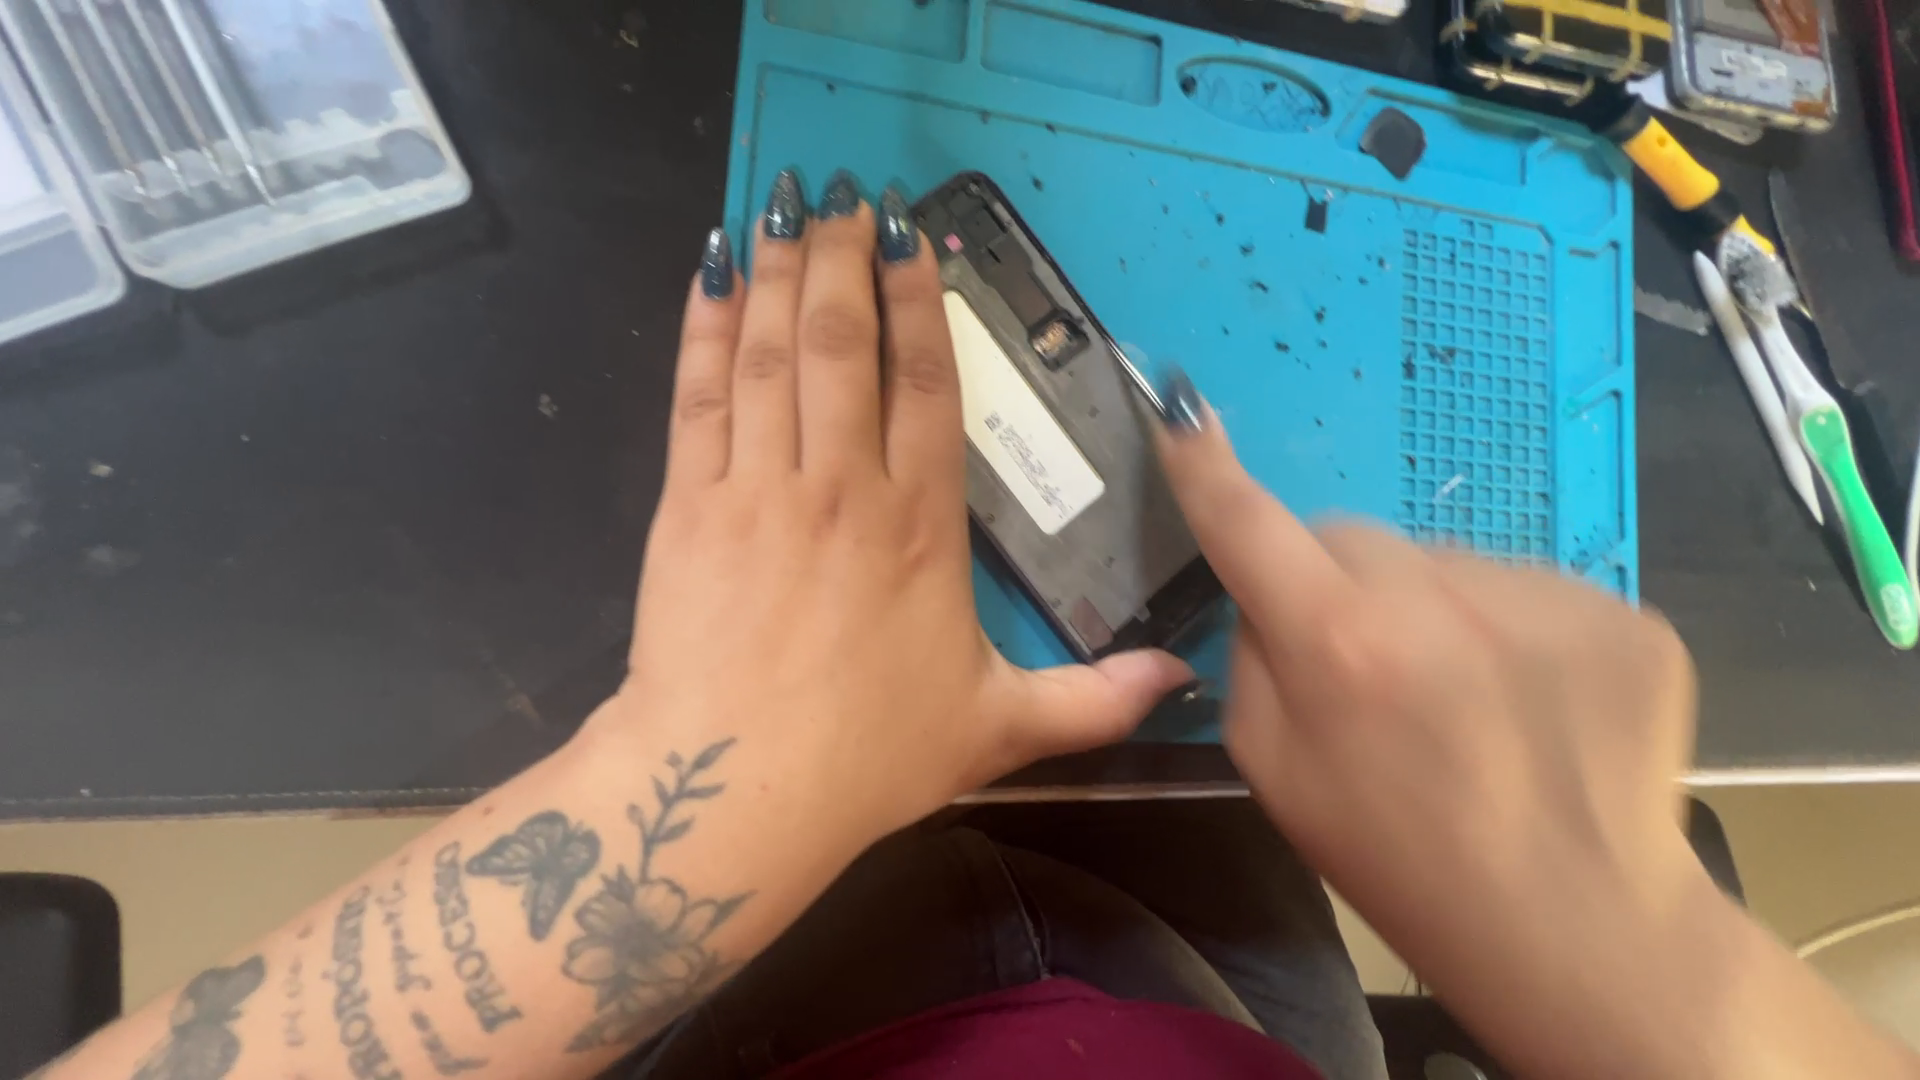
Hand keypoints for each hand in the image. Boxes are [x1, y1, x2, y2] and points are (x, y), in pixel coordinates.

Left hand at [594, 171, 1190, 849]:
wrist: (735, 791)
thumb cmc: (869, 758)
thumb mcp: (998, 731)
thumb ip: (1095, 701)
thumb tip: (1183, 682)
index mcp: (922, 528)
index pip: (926, 388)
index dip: (919, 306)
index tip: (912, 243)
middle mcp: (844, 489)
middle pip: (846, 347)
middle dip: (846, 262)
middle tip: (846, 198)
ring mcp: (760, 490)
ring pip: (774, 355)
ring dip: (785, 275)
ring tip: (789, 208)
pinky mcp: (690, 505)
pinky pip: (699, 396)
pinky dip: (706, 328)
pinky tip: (715, 272)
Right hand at [1151, 370, 1705, 1075]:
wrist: (1572, 922)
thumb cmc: (1385, 849)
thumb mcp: (1267, 763)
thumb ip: (1248, 654)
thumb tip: (1266, 592)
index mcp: (1335, 644)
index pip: (1246, 524)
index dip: (1205, 467)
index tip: (1180, 412)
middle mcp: (1435, 599)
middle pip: (1347, 534)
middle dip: (1330, 577)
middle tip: (1355, 660)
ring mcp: (1540, 596)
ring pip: (1434, 558)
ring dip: (1420, 602)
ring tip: (1450, 690)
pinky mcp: (1619, 611)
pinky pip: (1515, 583)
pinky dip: (1497, 622)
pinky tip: (1516, 693)